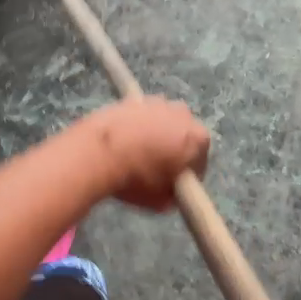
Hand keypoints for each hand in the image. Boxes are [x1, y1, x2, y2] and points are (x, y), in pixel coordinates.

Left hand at [75, 97, 211, 211]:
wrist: (100, 150)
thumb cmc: (138, 177)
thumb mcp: (163, 202)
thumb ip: (175, 193)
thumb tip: (171, 189)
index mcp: (199, 138)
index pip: (199, 161)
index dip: (187, 175)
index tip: (173, 185)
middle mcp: (184, 113)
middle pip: (183, 136)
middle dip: (173, 149)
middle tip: (154, 169)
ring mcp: (158, 101)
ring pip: (162, 122)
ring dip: (155, 135)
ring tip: (136, 155)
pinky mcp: (134, 98)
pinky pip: (141, 116)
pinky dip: (136, 126)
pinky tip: (124, 142)